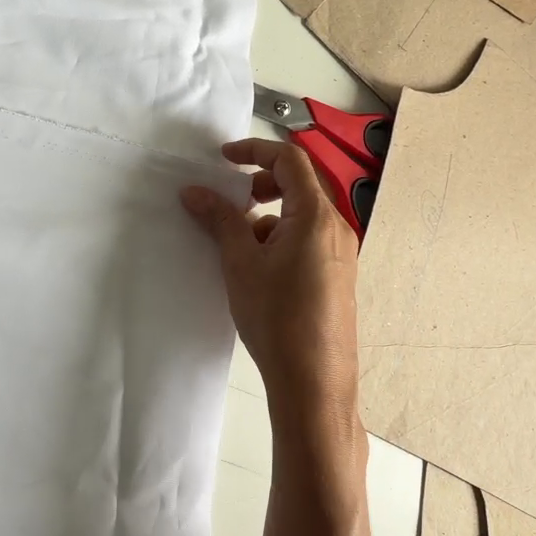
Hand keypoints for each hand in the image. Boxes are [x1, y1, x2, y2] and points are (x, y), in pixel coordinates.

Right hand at [181, 139, 359, 419]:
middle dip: (262, 182)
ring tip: (238, 241)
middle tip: (233, 197)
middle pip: (300, 184)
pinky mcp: (337, 277)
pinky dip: (280, 236)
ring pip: (302, 214)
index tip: (224, 158)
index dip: (255, 150)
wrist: (315, 385)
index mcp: (316, 216)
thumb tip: (194, 191)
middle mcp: (336, 229)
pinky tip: (257, 268)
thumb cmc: (277, 318)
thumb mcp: (240, 263)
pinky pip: (308, 238)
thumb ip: (219, 219)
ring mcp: (341, 254)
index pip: (290, 160)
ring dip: (268, 214)